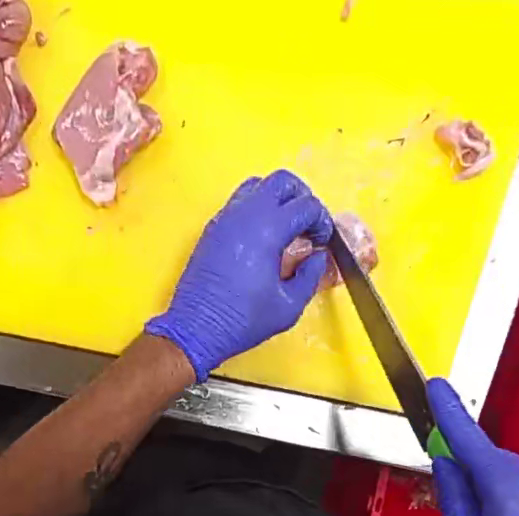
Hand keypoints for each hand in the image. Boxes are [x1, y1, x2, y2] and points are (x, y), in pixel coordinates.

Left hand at [146, 170, 333, 380]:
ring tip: (284, 228)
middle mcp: (244, 215)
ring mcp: (224, 220)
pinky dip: (255, 210)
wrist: (196, 330)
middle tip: (308, 225)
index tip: (322, 242)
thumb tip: (316, 258)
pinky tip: (260, 238)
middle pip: (282, 181)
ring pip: (256, 187)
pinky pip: (237, 204)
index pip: (306, 206)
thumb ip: (310, 277)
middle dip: (301, 198)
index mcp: (267, 230)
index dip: (322, 222)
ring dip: (276, 200)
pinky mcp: (211, 231)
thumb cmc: (241, 321)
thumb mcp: (288, 307)